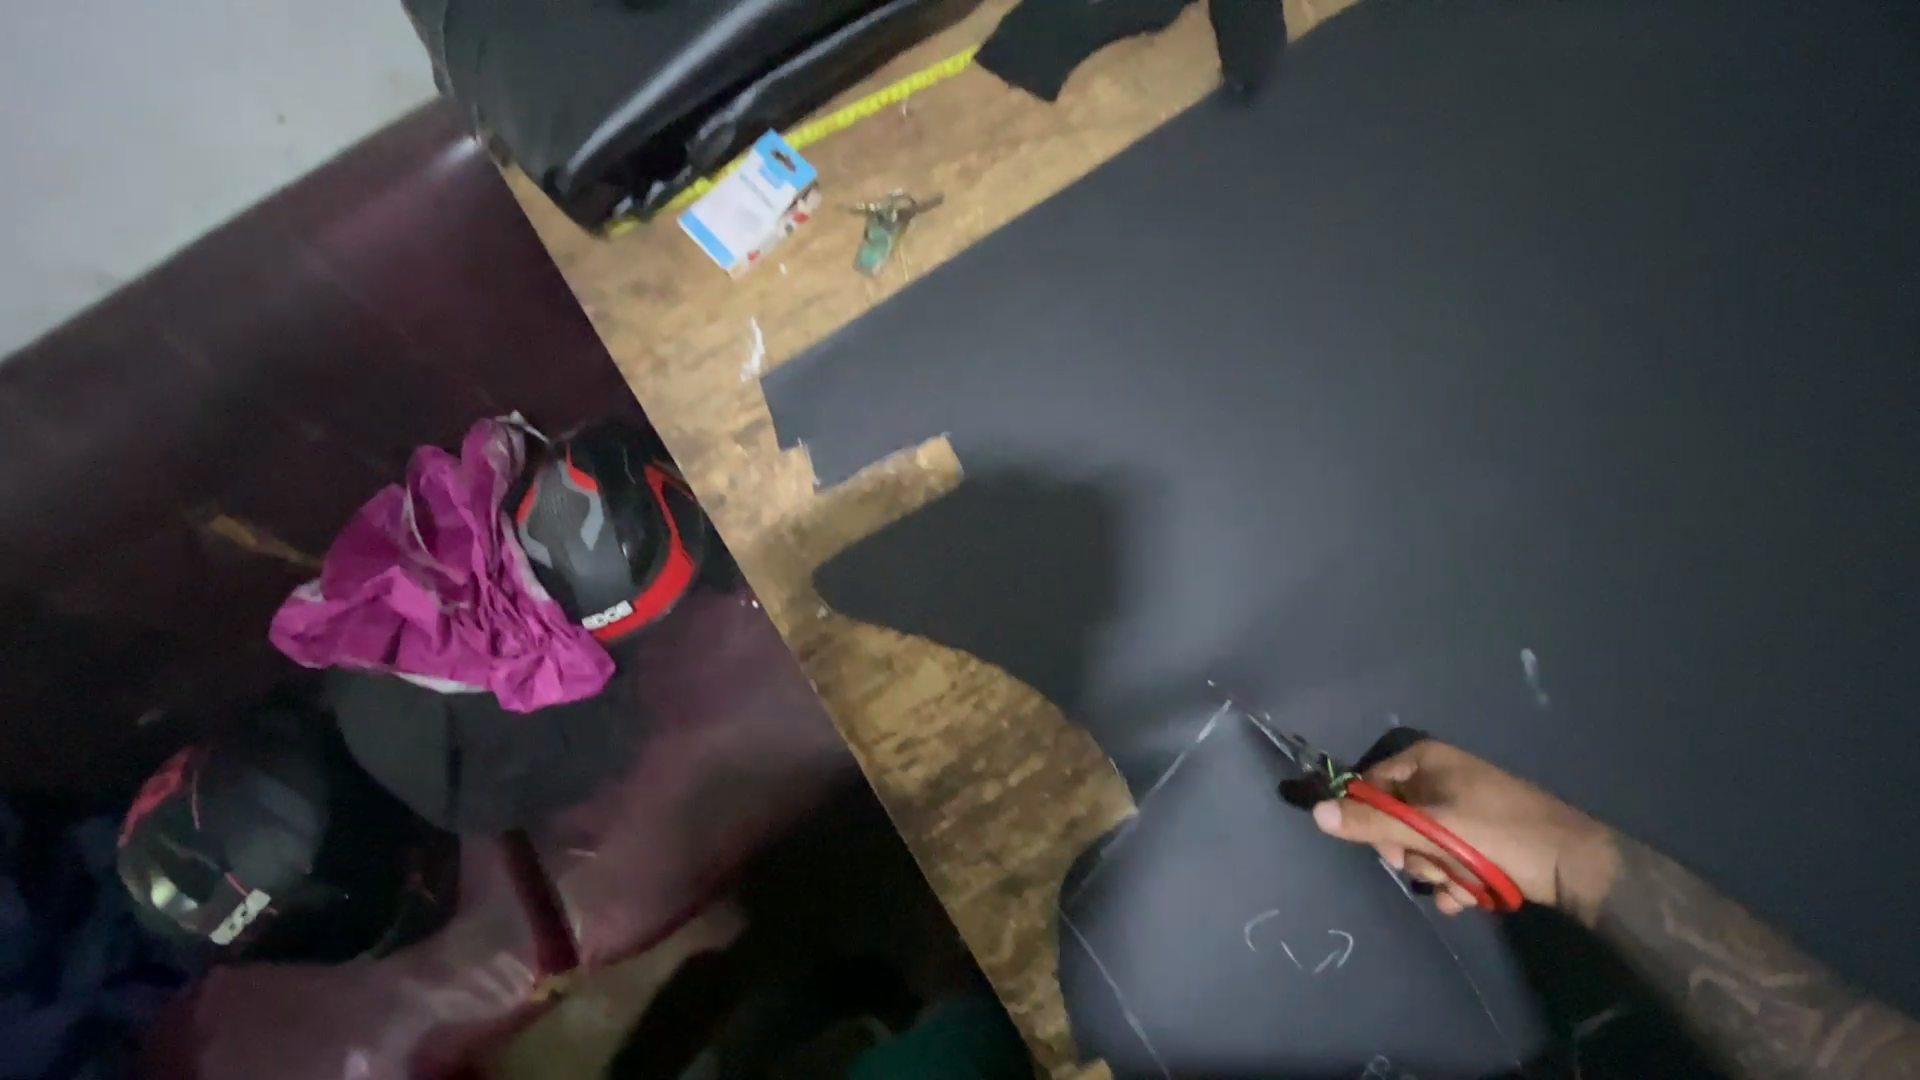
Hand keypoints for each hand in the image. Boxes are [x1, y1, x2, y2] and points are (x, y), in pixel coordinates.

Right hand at [1310, 740, 1618, 923]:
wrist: (1582, 868)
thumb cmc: (1500, 837)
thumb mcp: (1430, 830)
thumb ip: (1371, 823)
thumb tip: (1314, 811)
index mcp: (1425, 759)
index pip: (1369, 786)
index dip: (1374, 822)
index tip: (1393, 849)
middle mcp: (1440, 774)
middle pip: (1395, 818)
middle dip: (1411, 853)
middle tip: (1434, 868)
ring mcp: (1463, 803)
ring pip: (1421, 842)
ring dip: (1433, 871)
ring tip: (1461, 885)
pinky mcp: (1483, 832)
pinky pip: (1448, 853)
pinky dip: (1452, 878)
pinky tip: (1467, 896)